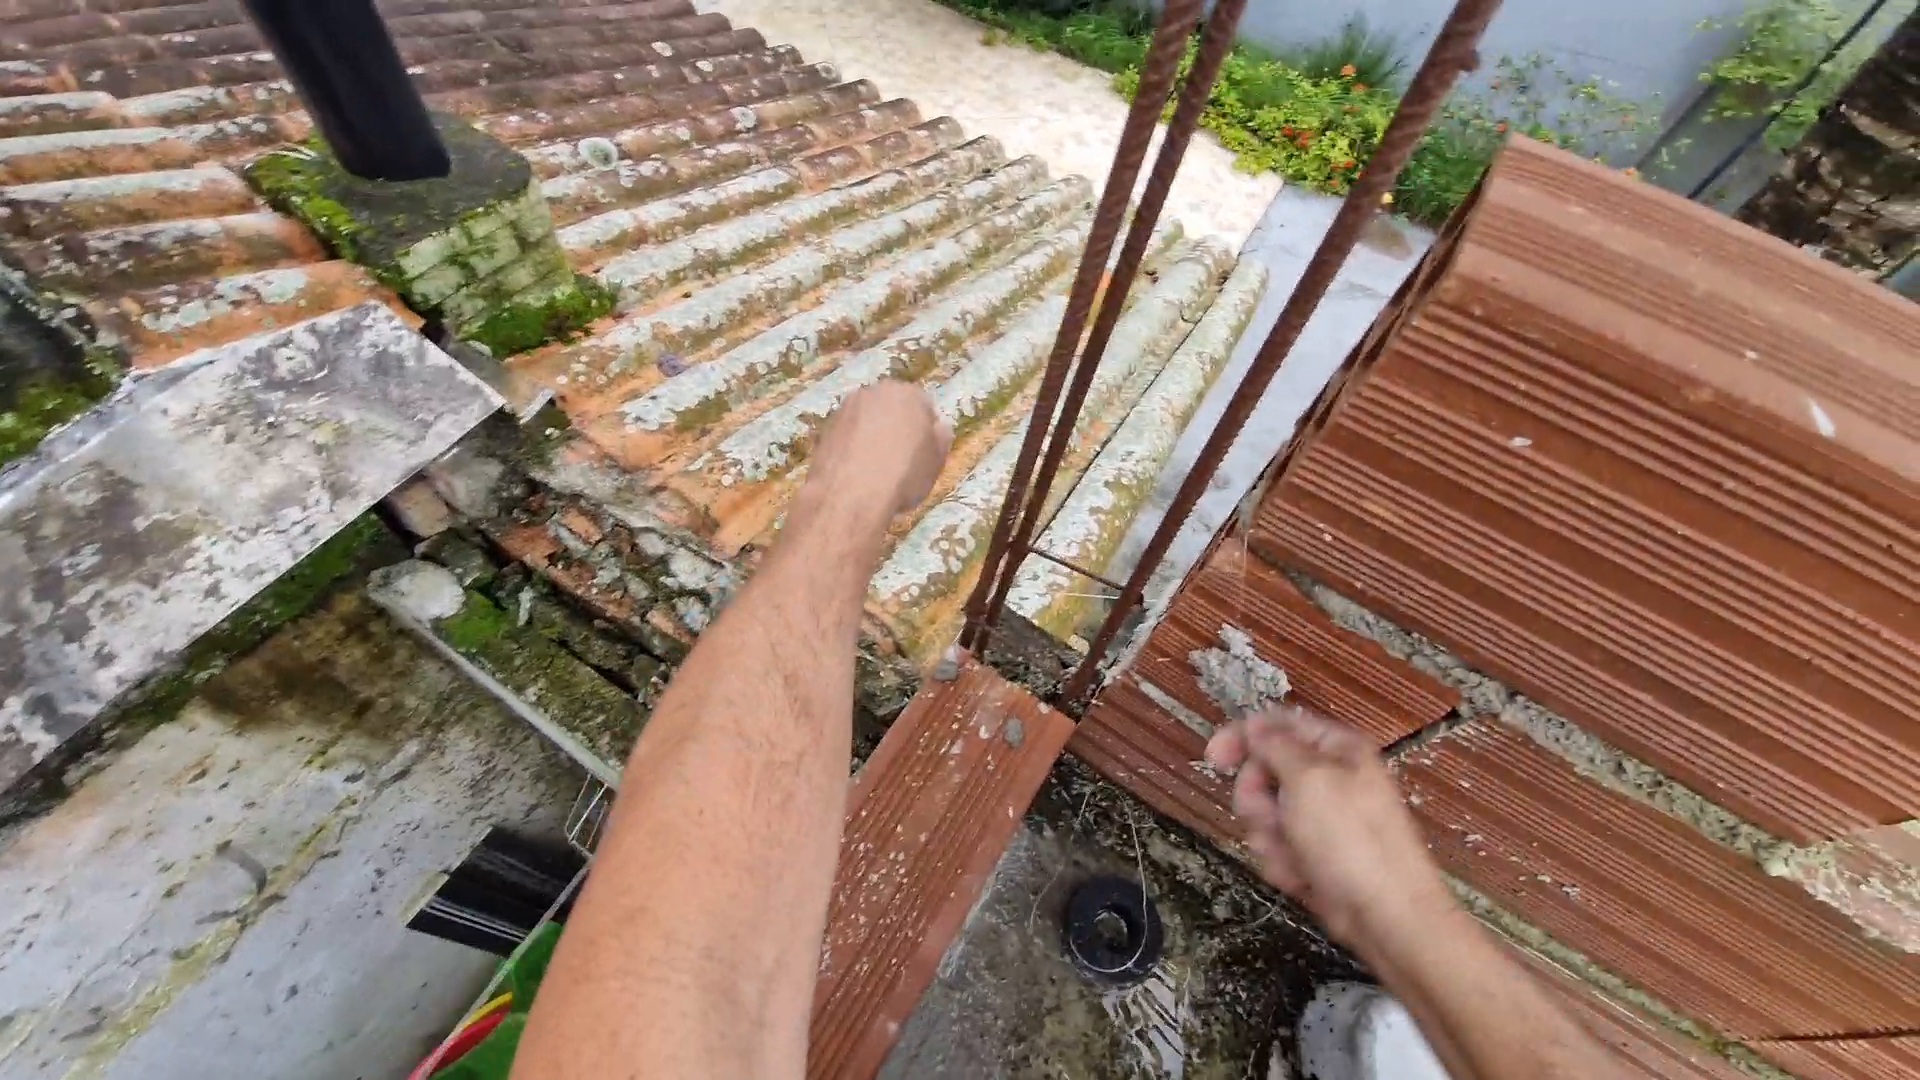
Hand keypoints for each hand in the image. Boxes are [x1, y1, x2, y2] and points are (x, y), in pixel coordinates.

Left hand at [796, 381, 951, 525]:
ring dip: (872, 435)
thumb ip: (941, 437)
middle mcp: (875, 391)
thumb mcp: (937, 461)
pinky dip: (853, 447)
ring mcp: (846, 408)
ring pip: (867, 419)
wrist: (851, 494)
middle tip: (900, 459)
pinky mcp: (825, 427)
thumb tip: (936, 427)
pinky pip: (848, 434)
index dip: (926, 431)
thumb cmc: (903, 474)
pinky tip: (856, 471)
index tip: (923, 453)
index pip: (924, 406)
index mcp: (908, 394)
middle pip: (892, 408)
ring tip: (875, 467)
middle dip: (897, 427)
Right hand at [1206, 705, 1451, 950]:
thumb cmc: (1351, 839)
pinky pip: (1274, 843)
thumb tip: (1254, 726)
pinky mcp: (1310, 850)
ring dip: (1268, 833)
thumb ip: (1275, 744)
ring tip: (1293, 852)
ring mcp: (1318, 816)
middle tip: (1270, 817)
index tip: (1214, 758)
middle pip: (1262, 769)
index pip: (1275, 724)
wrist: (1387, 917)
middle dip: (1257, 797)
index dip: (1242, 736)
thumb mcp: (1309, 778)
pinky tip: (1301, 873)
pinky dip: (1280, 859)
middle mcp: (1326, 776)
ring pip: (1262, 810)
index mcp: (1334, 748)